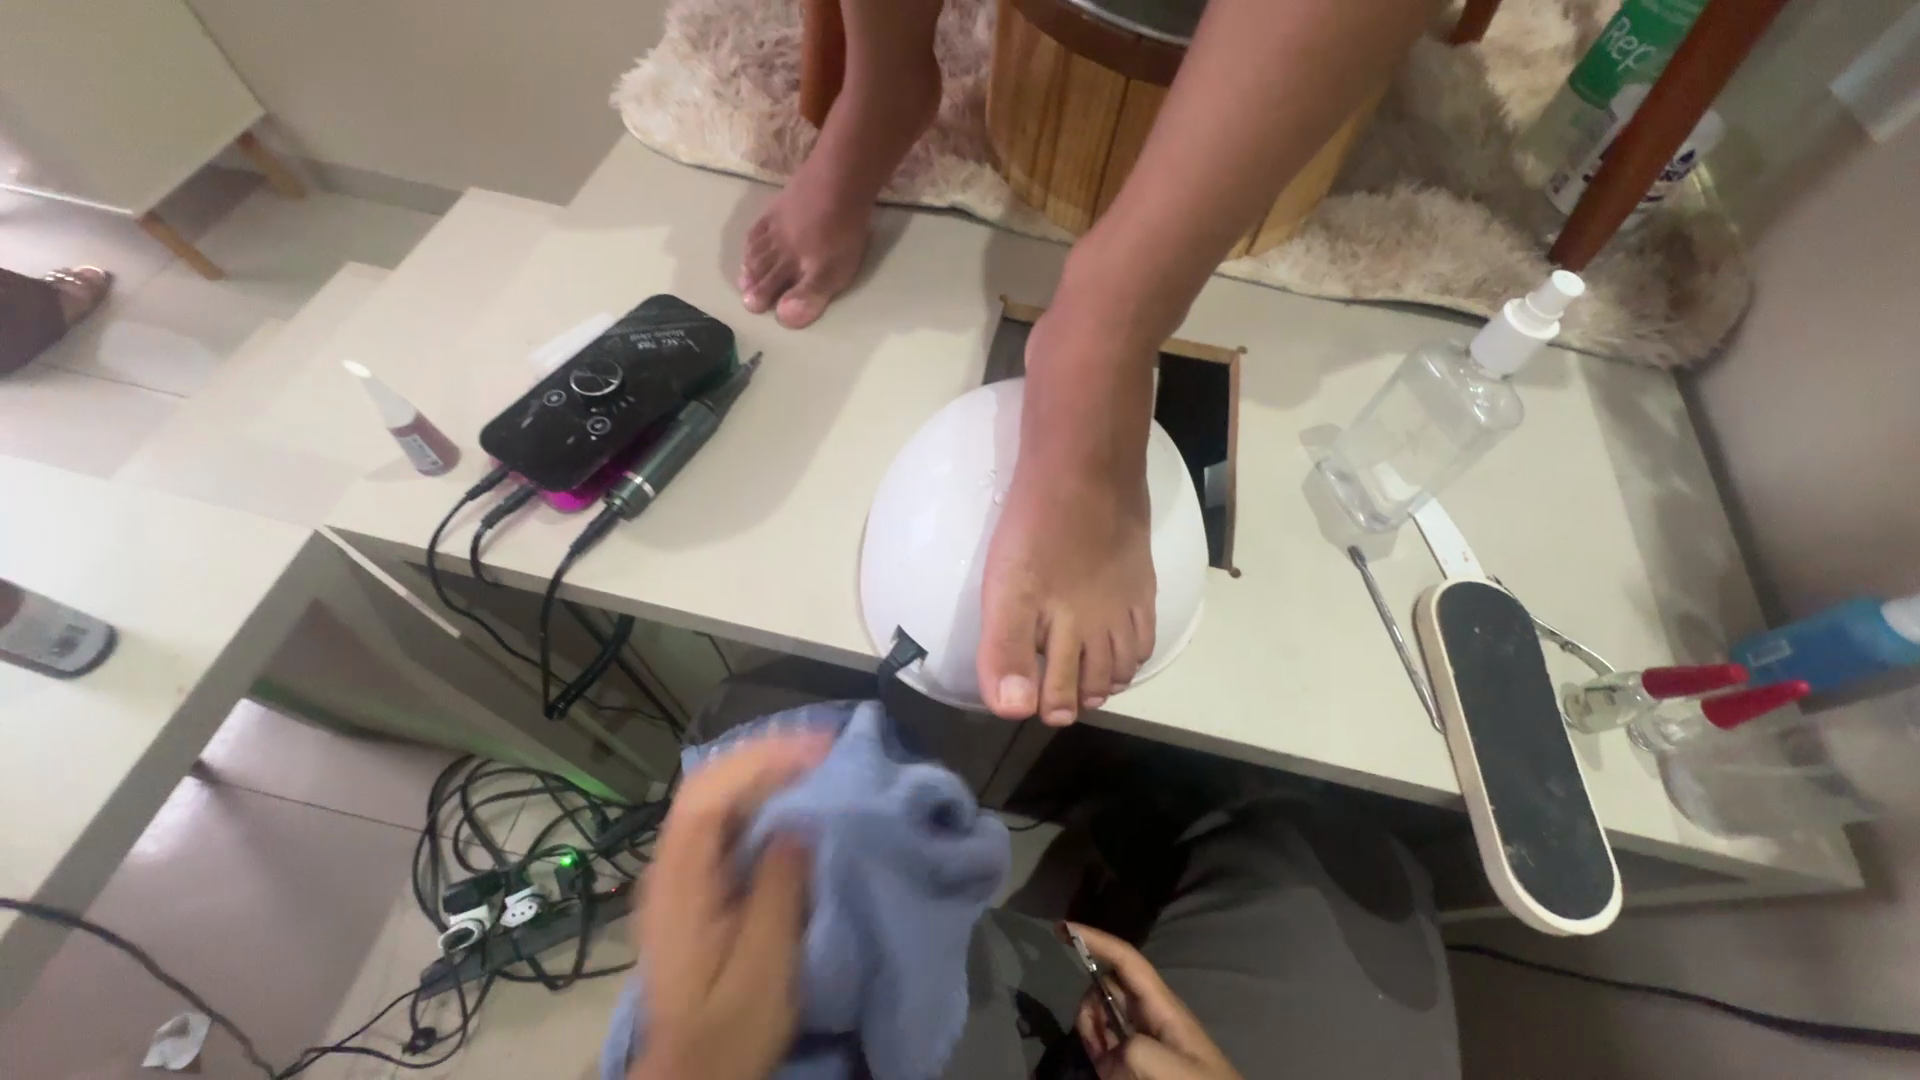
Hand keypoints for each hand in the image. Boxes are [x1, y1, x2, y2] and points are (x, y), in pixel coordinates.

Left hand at [630, 734, 831, 1079]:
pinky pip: (724, 815)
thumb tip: (798, 824)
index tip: (814, 751)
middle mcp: (671, 866)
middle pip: (707, 784)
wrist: (692, 1074)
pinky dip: (758, 790)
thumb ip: (777, 891)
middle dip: (763, 752)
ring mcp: (680, 870)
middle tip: (823, 741)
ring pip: (713, 793)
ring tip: (813, 752)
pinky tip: (790, 788)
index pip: (708, 799)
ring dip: (761, 765)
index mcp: (680, 885)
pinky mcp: (697, 878)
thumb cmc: (730, 1029)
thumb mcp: (763, 968)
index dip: (759, 762)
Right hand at [1067, 923, 1242, 1079]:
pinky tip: (1105, 1071)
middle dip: (1090, 1006)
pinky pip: (1103, 1045)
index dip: (1095, 940)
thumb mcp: (1175, 1072)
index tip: (1063, 929)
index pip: (1125, 959)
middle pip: (1105, 988)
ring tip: (1105, 1065)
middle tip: (1096, 1043)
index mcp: (1162, 1006)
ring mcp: (1140, 1042)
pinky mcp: (1134, 1065)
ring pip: (1100, 1017)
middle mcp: (1148, 1017)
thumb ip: (1136, 1053)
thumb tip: (1110, 1057)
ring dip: (1091, 1034)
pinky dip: (1095, 1051)